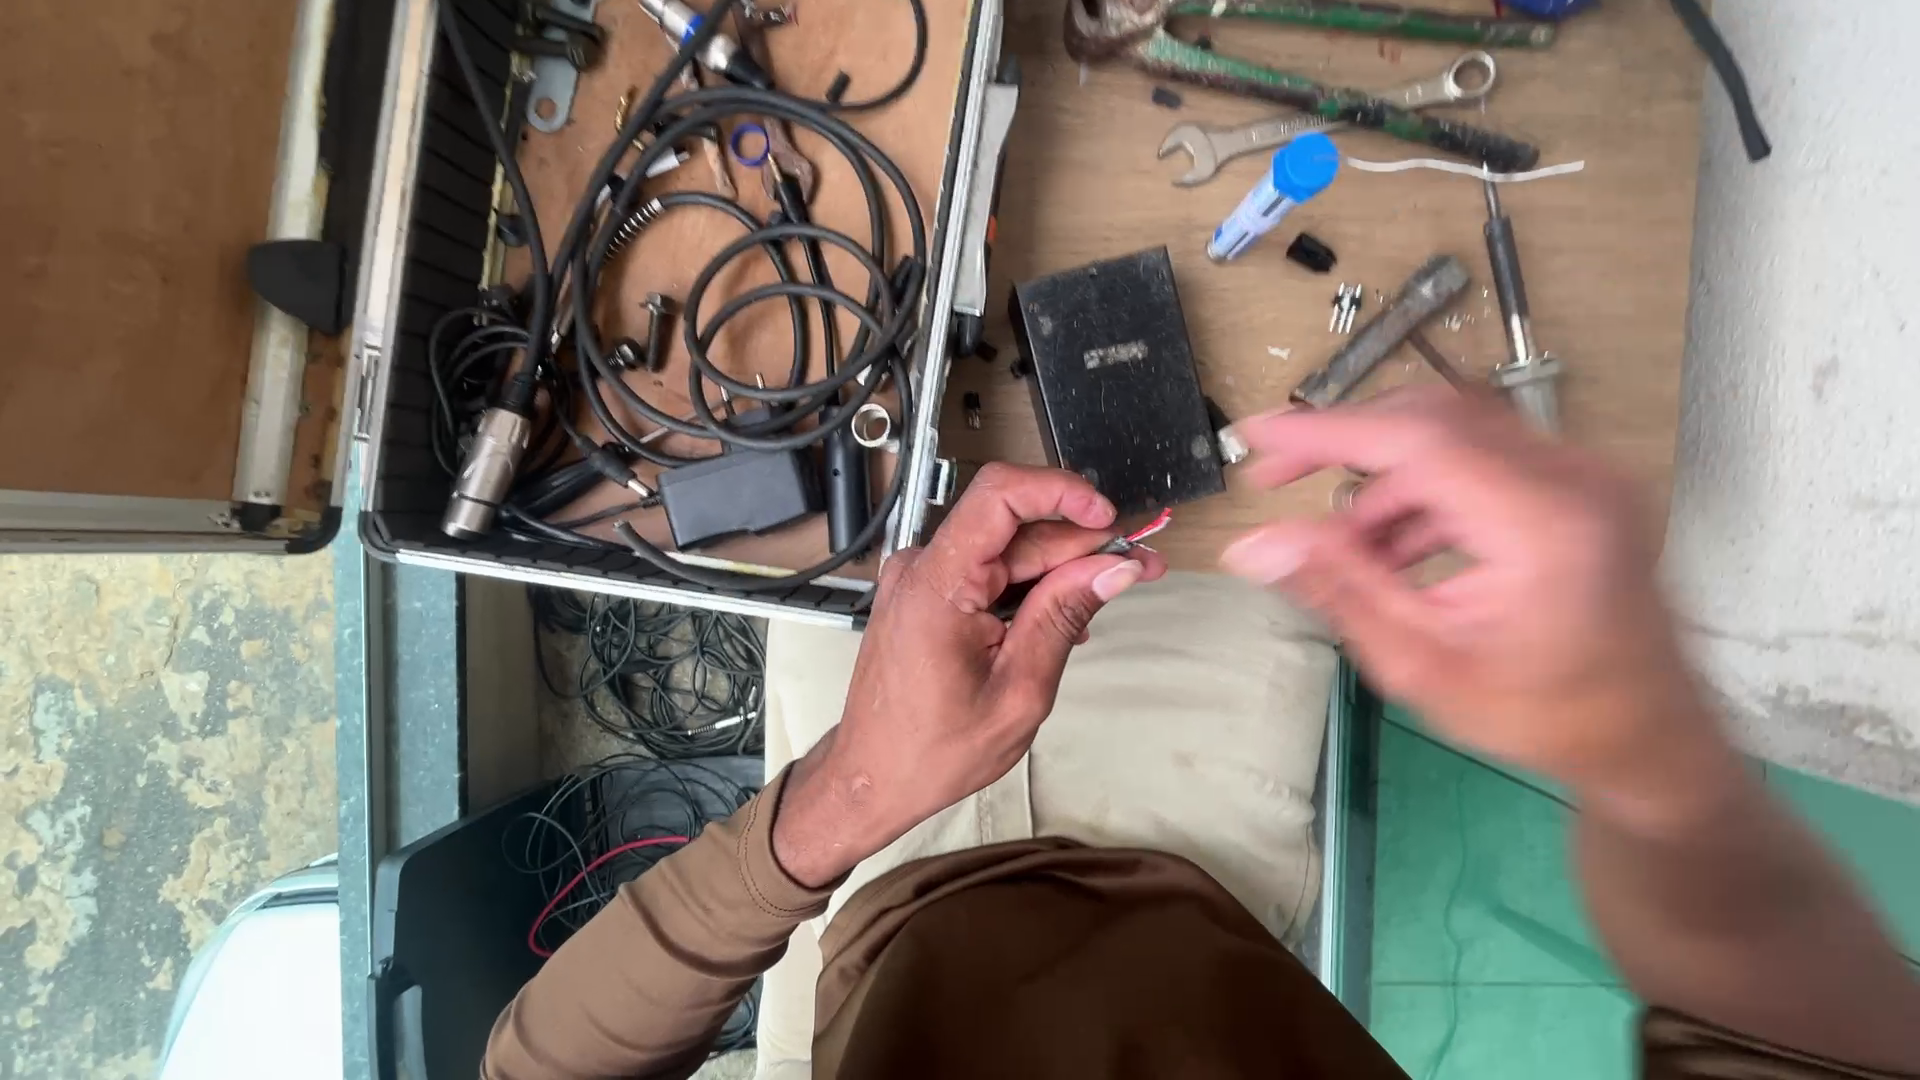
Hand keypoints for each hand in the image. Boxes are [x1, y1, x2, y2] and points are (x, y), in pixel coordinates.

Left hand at [773, 463, 1167, 886]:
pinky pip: (988, 573)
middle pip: (1013, 527)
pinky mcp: (927, 595)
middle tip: (1139, 561)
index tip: (1109, 516)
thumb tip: (1114, 569)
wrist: (872, 776)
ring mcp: (921, 579)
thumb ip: (1063, 618)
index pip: (999, 496)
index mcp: (938, 585)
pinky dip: (1030, 586)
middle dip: (1081, 539)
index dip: (1060, 491)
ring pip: (1005, 551)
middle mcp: (922, 568)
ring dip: (1062, 565)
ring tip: (1114, 584)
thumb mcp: (1018, 691)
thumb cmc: (933, 750)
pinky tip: (1067, 611)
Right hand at [1220, 389, 1725, 809]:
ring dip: (1377, 480)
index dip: (1325, 432)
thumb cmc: (1544, 715)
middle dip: (1341, 441)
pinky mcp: (1570, 490)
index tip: (1258, 435)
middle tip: (1276, 474)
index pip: (1416, 441)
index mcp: (1543, 524)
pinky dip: (1415, 494)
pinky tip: (1389, 550)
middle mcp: (1571, 481)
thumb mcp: (1420, 663)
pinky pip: (1473, 464)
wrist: (1648, 739)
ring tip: (1340, 546)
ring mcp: (1578, 479)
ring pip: (1448, 436)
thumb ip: (1336, 589)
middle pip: (1431, 418)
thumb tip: (1256, 544)